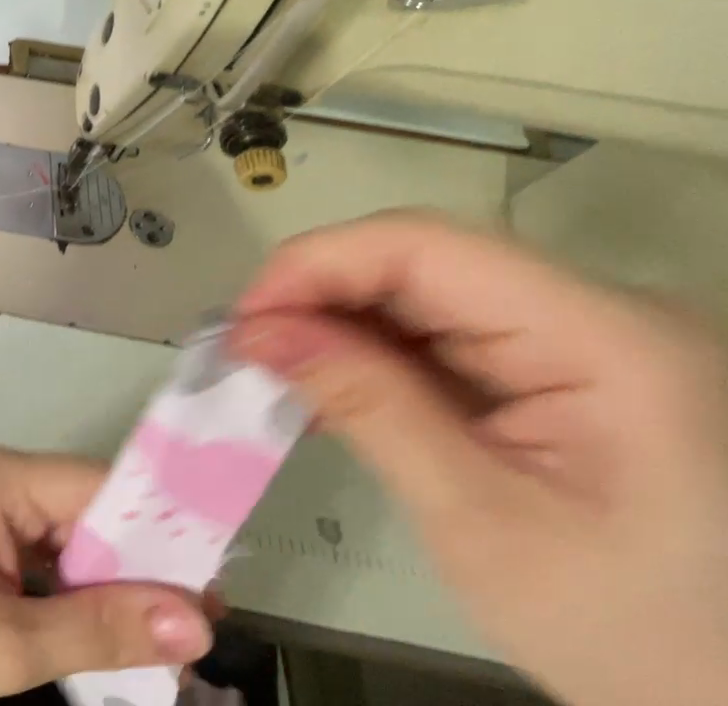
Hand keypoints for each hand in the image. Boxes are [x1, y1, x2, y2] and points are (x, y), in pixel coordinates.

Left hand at [0, 445, 212, 705]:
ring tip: (161, 651)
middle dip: (137, 575)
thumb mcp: (10, 644)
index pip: (101, 488)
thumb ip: (105, 628)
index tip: (217, 592)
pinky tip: (102, 643)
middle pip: (85, 515)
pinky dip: (67, 600)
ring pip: (63, 543)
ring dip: (105, 595)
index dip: (162, 535)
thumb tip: (199, 619)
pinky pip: (34, 561)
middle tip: (194, 638)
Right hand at [231, 212, 727, 705]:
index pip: (424, 246)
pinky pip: (450, 332)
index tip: (243, 323)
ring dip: (340, 328)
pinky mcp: (574, 368)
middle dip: (318, 298)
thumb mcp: (478, 520)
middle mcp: (606, 314)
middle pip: (423, 260)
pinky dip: (379, 355)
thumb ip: (367, 406)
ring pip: (426, 291)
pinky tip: (338, 391)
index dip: (314, 265)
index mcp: (609, 340)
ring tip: (281, 377)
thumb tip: (256, 330)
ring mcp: (593, 339)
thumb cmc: (635, 632)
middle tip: (248, 355)